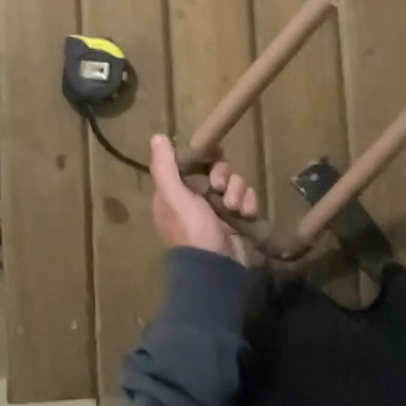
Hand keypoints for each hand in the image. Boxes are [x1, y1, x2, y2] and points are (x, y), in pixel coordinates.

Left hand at [148, 135, 257, 262]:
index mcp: (176, 192)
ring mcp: (218, 210)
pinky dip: (248, 203)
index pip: (193, 162)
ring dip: (238, 191)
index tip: (213, 154)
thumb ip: (164, 167)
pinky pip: (247, 199)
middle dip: (224, 175)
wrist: (215, 269)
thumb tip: (157, 136)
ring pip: (235, 183)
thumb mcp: (173, 197)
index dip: (204, 156)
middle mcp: (196, 199)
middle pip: (217, 170)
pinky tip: (246, 214)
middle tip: (220, 188)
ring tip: (235, 208)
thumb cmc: (191, 230)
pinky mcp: (237, 219)